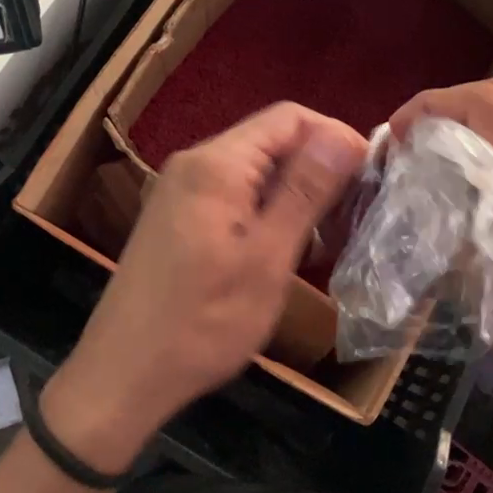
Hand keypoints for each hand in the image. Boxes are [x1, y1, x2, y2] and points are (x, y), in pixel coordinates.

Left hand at [41, 103, 365, 471]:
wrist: (122, 375)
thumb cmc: (201, 323)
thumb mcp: (267, 259)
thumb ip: (305, 191)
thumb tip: (344, 137)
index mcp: (217, 163)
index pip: (290, 117)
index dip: (335, 138)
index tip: (370, 179)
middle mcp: (195, 162)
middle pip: (272, 140)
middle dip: (318, 168)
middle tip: (356, 215)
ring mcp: (181, 188)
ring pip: (255, 169)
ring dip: (296, 194)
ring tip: (330, 239)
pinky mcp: (177, 215)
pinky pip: (234, 193)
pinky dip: (267, 210)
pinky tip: (288, 249)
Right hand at [391, 79, 492, 403]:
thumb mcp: (470, 268)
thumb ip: (443, 202)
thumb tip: (406, 162)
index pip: (488, 106)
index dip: (432, 106)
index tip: (400, 131)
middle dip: (452, 103)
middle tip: (416, 133)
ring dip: (478, 114)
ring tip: (443, 142)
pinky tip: (482, 159)